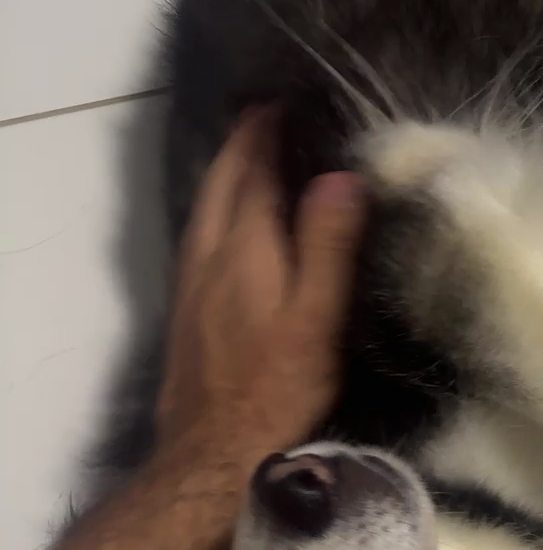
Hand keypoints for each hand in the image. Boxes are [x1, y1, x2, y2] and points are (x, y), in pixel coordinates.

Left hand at [153, 108, 368, 481]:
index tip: (279, 104)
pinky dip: (225, 207)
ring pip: (207, 210)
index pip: (247, 178)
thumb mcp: (317, 311)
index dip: (261, 139)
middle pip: (218, 188)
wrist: (216, 445)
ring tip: (256, 154)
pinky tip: (241, 218)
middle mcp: (208, 257)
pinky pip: (207, 234)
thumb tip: (339, 178)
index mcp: (241, 251)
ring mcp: (195, 282)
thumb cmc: (281, 378)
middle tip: (267, 118)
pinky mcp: (195, 304)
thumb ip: (326, 244)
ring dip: (229, 174)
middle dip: (240, 148)